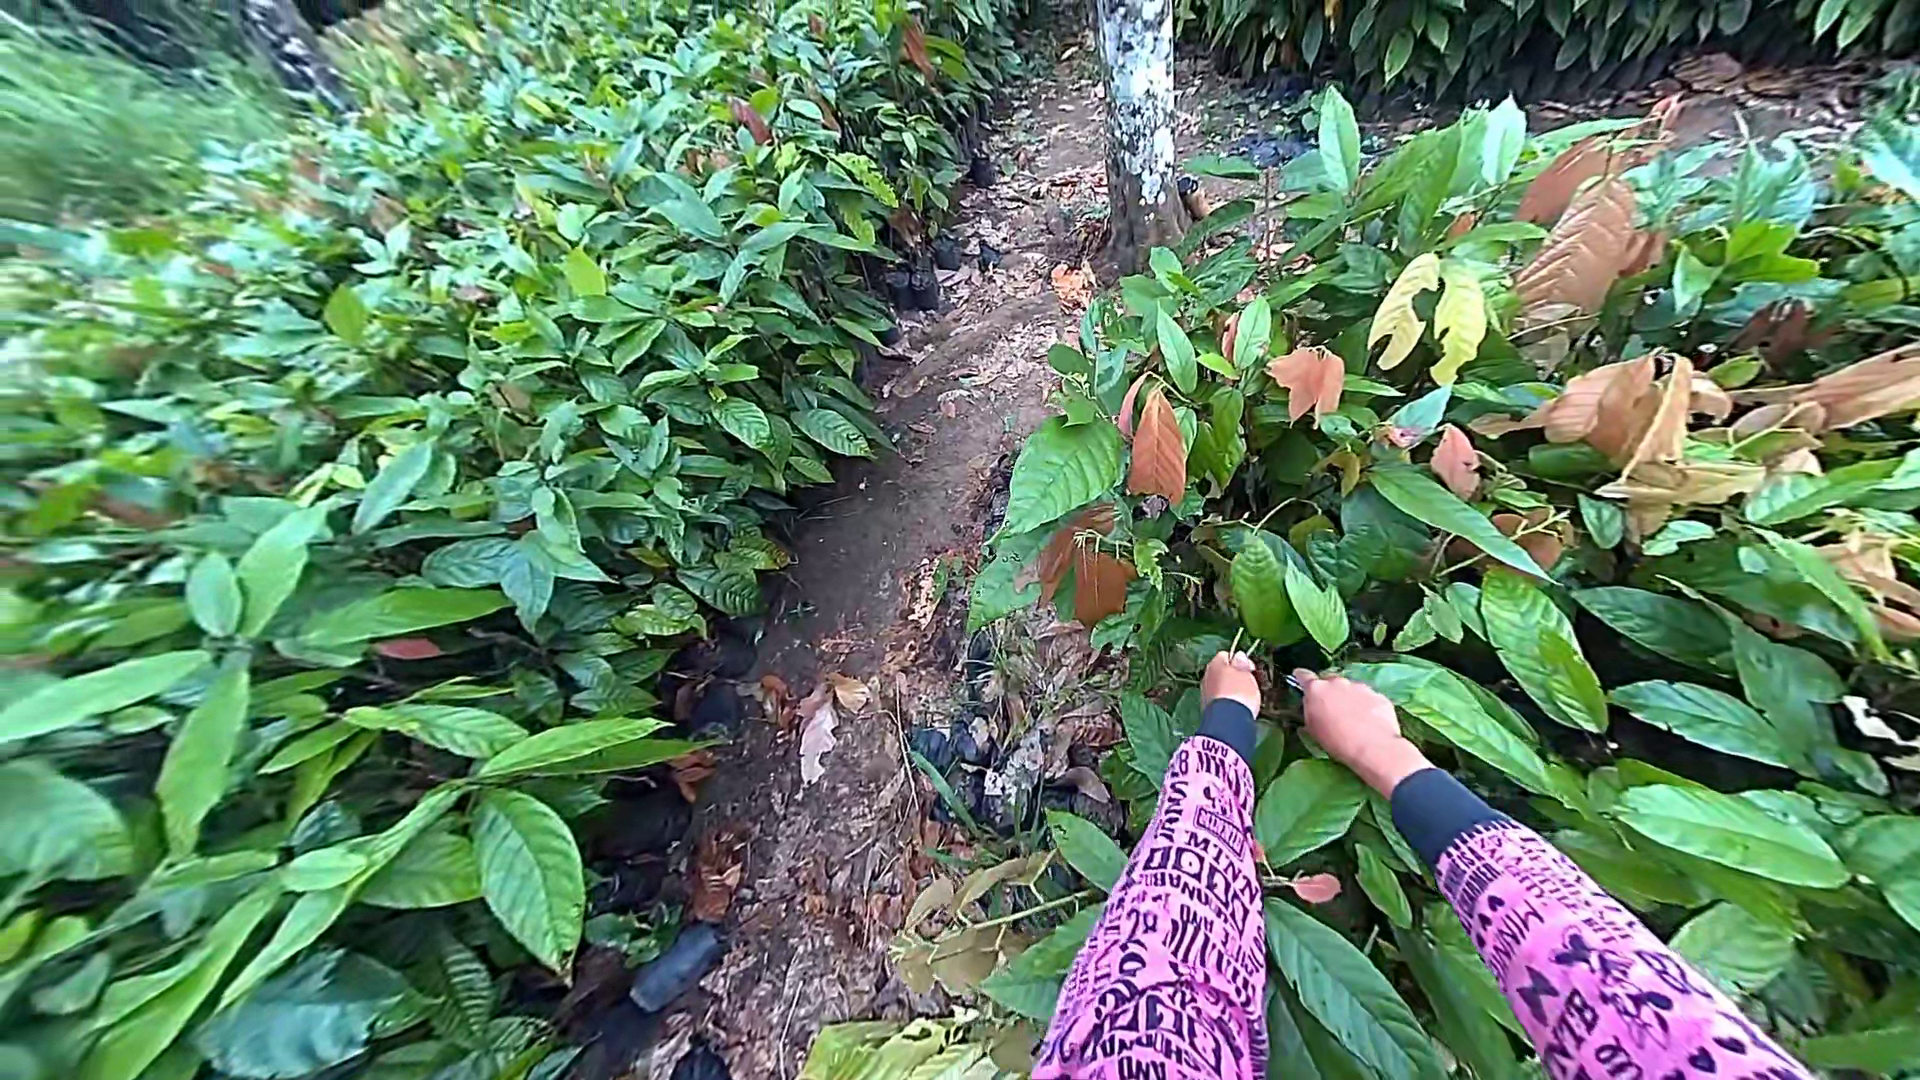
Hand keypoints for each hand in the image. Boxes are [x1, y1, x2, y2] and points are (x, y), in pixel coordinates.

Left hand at [1201, 651, 1259, 713]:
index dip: (1239, 660)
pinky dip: (1227, 699)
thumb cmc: (1239, 692)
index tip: (1250, 669)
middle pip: (1222, 670)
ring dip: (1230, 687)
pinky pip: (1219, 697)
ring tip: (1244, 696)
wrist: (1228, 719)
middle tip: (1249, 682)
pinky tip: (1236, 705)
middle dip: (1234, 675)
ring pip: (1220, 684)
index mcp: (1215, 664)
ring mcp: (1205, 691)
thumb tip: (1239, 655)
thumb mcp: (1246, 674)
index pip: (1225, 655)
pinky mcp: (1207, 705)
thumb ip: (1241, 663)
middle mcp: (1206, 675)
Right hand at [1292, 669, 1431, 796]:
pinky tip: (1370, 722)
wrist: (1374, 748)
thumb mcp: (1312, 728)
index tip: (1302, 681)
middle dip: (1330, 692)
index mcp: (1316, 689)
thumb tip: (1313, 708)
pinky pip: (1369, 699)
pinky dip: (1368, 707)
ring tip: (1355, 718)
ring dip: (1350, 699)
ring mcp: (1360, 687)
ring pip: (1351, 689)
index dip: (1301, 678)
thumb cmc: (1336, 741)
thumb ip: (1310, 710)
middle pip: (1330, 681)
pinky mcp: (1379, 696)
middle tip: (1332, 709)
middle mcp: (1337, 682)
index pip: (1303, 675)